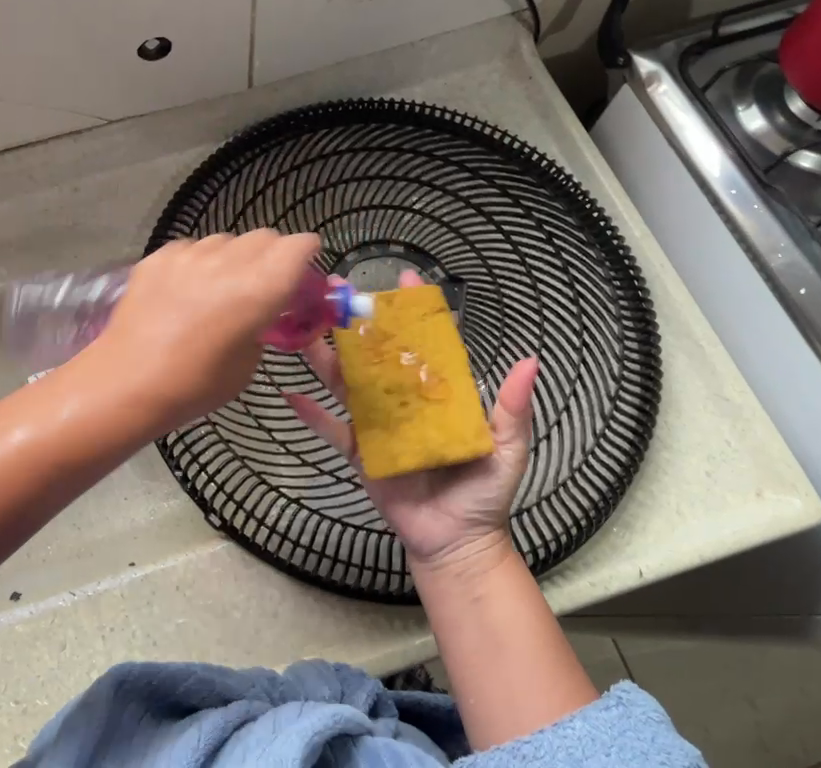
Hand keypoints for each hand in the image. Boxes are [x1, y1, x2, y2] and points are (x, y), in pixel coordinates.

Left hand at [74, 230, 320, 432]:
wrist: (127, 382)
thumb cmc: (195, 385)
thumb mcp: (248, 364)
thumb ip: (263, 327)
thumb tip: (261, 315)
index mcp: (260, 287)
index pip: (299, 245)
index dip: (307, 255)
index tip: (303, 274)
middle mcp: (228, 260)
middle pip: (264, 237)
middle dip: (272, 256)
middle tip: (263, 287)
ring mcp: (189, 254)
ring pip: (225, 241)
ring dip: (233, 258)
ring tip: (219, 290)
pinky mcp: (157, 257)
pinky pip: (190, 249)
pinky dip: (197, 263)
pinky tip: (184, 292)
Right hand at [283, 271, 539, 571]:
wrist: (457, 542)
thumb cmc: (485, 492)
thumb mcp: (507, 447)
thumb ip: (512, 407)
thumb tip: (530, 361)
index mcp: (438, 393)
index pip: (424, 343)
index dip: (414, 311)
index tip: (403, 278)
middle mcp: (404, 401)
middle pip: (376, 355)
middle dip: (357, 322)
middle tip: (336, 290)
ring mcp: (378, 424)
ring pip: (347, 384)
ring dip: (326, 357)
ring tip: (305, 330)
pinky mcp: (359, 452)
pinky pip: (332, 430)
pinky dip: (311, 414)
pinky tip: (290, 393)